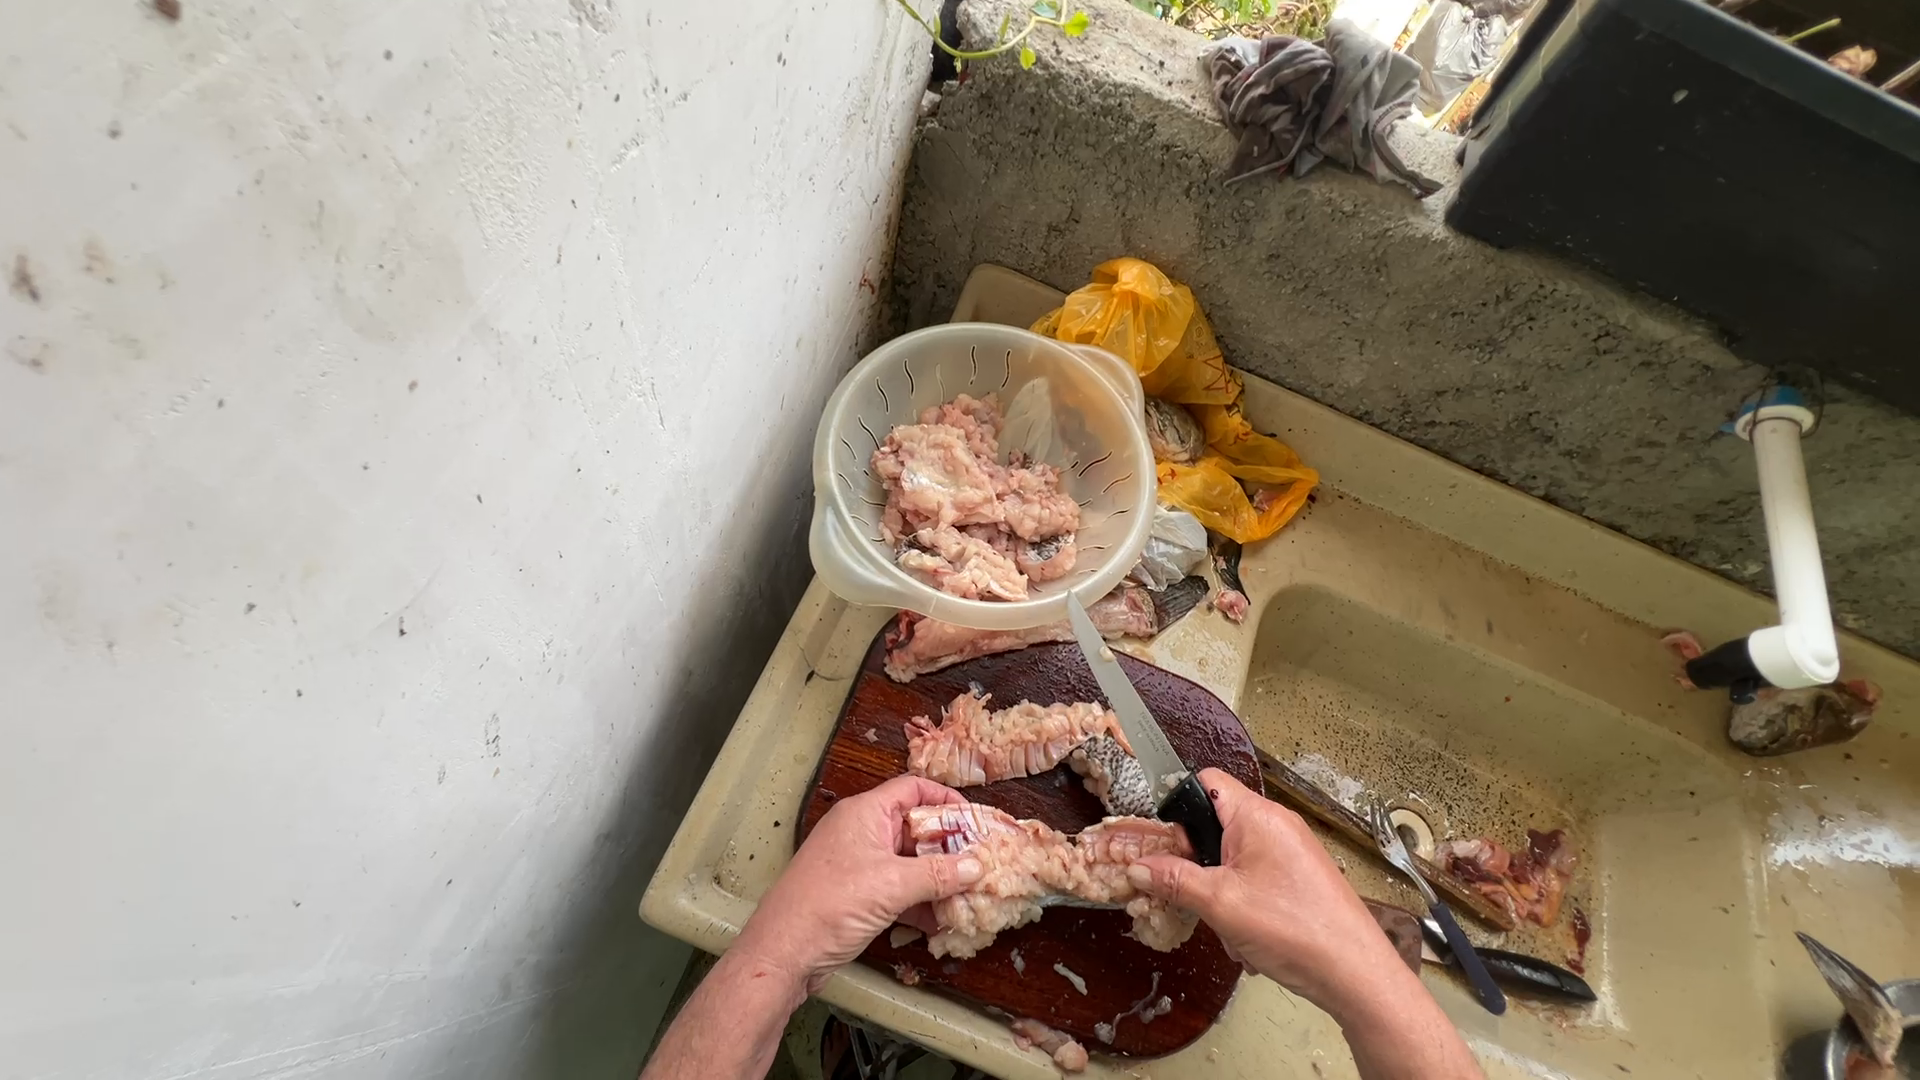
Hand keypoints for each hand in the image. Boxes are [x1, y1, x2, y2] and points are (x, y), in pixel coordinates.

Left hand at [733, 776, 984, 993]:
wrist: (782, 955)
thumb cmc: (828, 905)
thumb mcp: (891, 885)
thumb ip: (937, 875)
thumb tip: (975, 865)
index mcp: (865, 813)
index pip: (912, 788)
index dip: (944, 799)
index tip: (972, 818)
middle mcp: (860, 832)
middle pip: (912, 826)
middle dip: (946, 844)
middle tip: (978, 858)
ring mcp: (857, 864)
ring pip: (906, 861)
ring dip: (935, 877)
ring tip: (967, 892)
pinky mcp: (855, 895)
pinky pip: (896, 888)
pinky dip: (918, 900)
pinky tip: (940, 920)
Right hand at [1126, 768, 1405, 1015]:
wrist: (1359, 978)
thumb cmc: (1293, 929)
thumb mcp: (1219, 903)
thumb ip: (1174, 880)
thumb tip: (1136, 868)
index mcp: (1256, 814)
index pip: (1206, 779)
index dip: (1179, 802)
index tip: (1170, 842)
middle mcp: (1276, 822)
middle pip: (1217, 820)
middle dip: (1199, 858)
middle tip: (1195, 888)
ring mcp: (1292, 849)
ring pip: (1234, 853)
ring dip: (1220, 885)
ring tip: (1227, 921)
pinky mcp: (1302, 875)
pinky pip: (1256, 873)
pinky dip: (1243, 898)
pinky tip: (1248, 934)